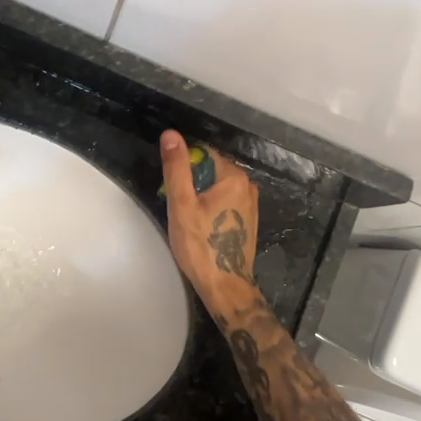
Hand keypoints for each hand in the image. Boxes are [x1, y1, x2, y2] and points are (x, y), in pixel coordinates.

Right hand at [158, 130, 260, 306]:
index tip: (173, 190)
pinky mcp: (248, 219)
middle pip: (209, 170)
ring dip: (199, 197)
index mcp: (233, 177)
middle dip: (190, 184)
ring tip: (189, 221)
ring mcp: (250, 203)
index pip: (202, 154)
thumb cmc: (201, 245)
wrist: (225, 286)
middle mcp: (247, 185)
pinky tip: (202, 228)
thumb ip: (176, 168)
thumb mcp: (181, 204)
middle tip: (178, 208)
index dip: (183, 168)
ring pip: (216, 187)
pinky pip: (224, 202)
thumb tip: (171, 134)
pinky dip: (210, 208)